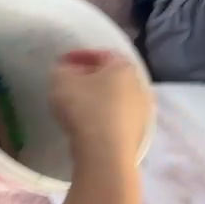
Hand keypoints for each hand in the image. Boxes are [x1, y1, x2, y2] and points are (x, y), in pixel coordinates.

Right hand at [48, 48, 152, 172]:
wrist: (105, 149)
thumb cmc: (84, 106)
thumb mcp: (60, 80)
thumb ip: (63, 69)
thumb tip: (69, 71)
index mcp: (123, 68)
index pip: (103, 54)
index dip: (80, 55)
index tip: (62, 61)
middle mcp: (139, 85)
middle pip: (112, 75)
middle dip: (91, 75)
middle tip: (70, 80)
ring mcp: (143, 109)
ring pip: (116, 95)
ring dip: (98, 95)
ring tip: (77, 101)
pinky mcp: (139, 130)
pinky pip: (117, 114)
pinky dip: (103, 112)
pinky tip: (87, 119)